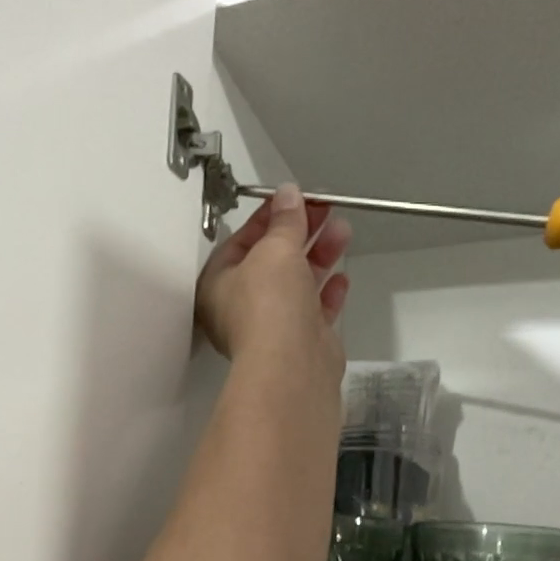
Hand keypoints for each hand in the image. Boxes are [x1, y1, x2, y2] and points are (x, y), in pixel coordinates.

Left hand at [195, 183, 351, 380]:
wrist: (291, 365)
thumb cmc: (269, 303)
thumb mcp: (275, 249)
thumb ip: (285, 220)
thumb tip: (288, 194)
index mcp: (217, 285)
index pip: (239, 241)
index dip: (267, 216)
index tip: (294, 197)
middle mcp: (240, 307)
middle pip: (271, 261)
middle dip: (299, 232)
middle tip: (325, 208)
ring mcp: (271, 327)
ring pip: (296, 284)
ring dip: (318, 255)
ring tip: (342, 231)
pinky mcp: (300, 343)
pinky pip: (314, 311)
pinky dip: (327, 293)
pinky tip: (341, 277)